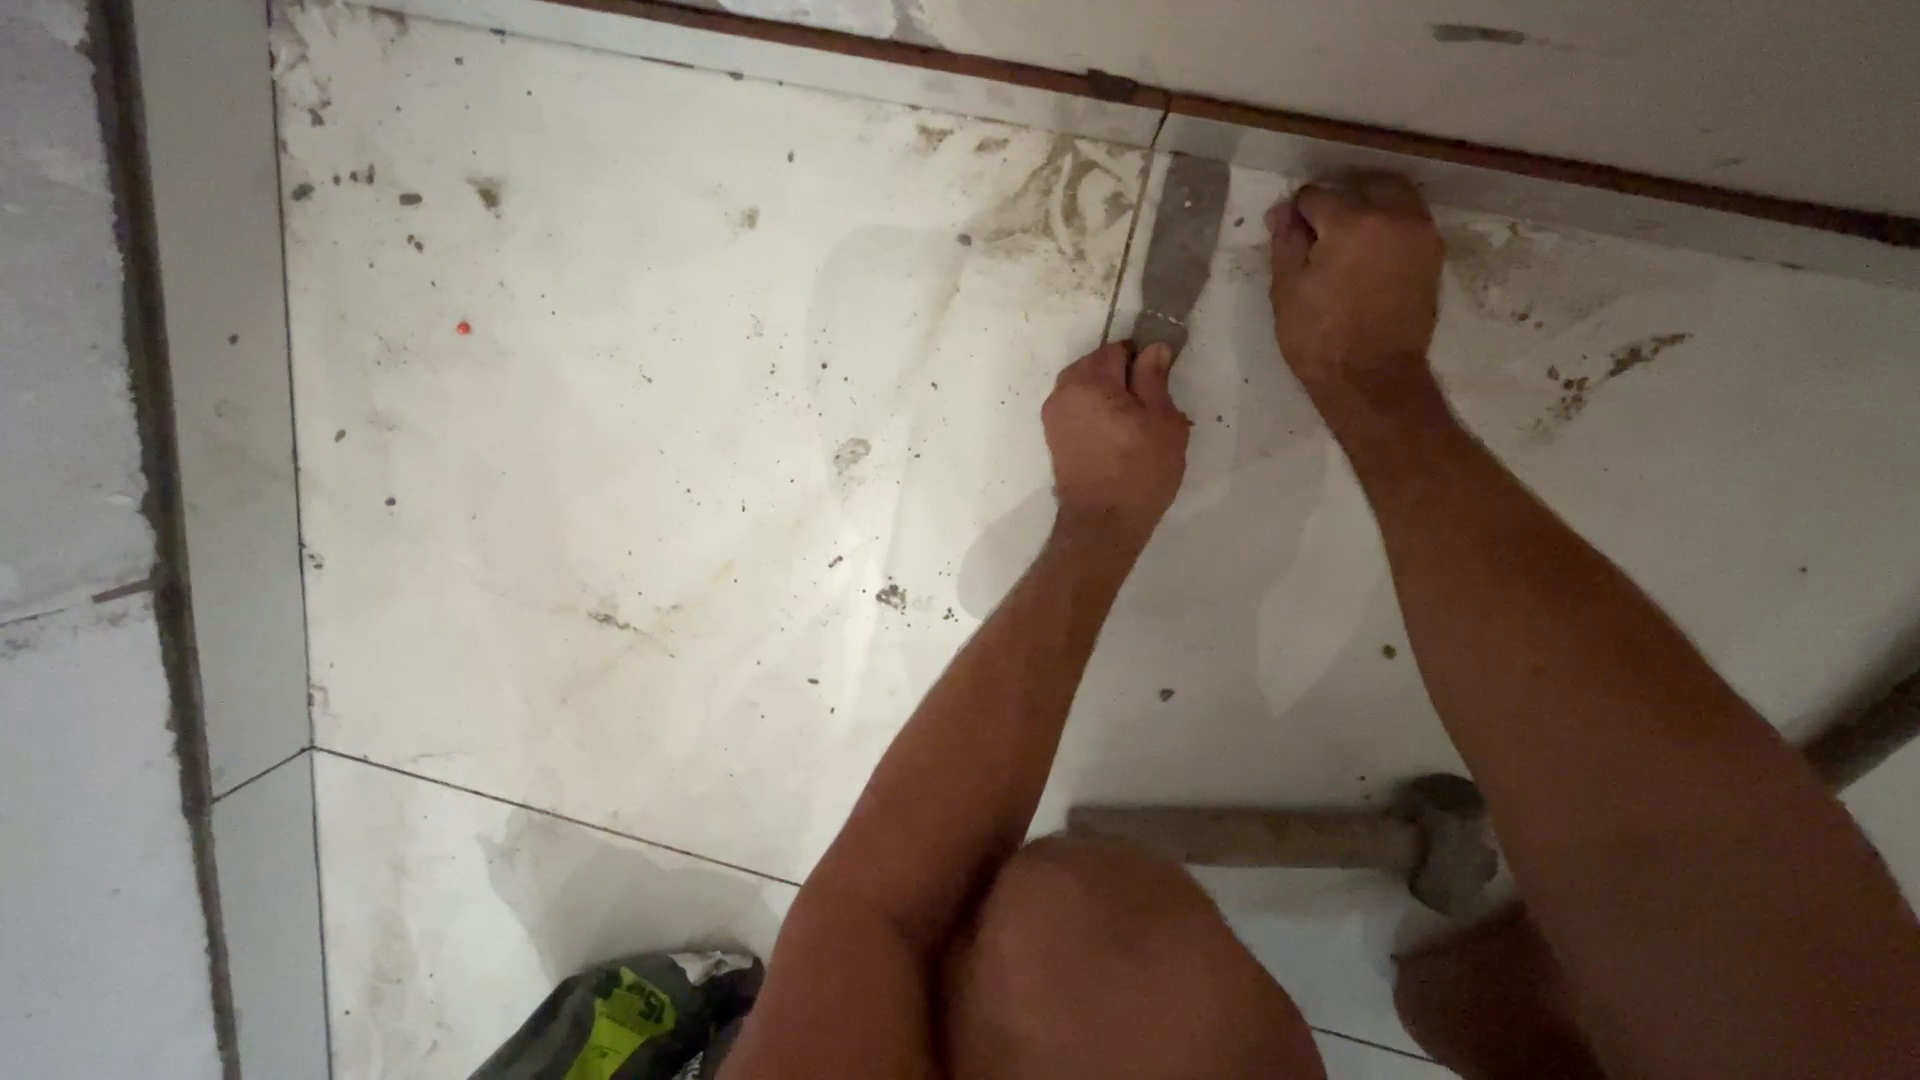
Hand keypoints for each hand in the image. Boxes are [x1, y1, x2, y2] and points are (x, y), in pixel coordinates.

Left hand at [1041, 341, 1190, 549]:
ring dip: (1107, 395)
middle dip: (1122, 377)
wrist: (1102, 523)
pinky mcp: (1053, 438)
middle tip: (1149, 406)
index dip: (1142, 359)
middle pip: (1096, 366)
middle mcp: (1062, 392)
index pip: (1117, 350)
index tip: (1159, 381)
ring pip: (1085, 388)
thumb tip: (1154, 348)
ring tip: (1133, 425)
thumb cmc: (1140, 471)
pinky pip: (1077, 410)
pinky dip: (1094, 413)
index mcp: (1089, 381)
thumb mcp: (1162, 420)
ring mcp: (1053, 416)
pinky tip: (1115, 437)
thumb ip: (1154, 378)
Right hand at [1267, 173, 1445, 420]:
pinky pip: (1410, 224)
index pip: (1318, 196)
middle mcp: (1395, 217)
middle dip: (1341, 198)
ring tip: (1346, 241)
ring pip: (1395, 199)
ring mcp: (1421, 236)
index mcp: (1352, 222)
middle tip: (1319, 228)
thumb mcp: (1287, 290)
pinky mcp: (1433, 257)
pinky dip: (1389, 228)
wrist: (1372, 378)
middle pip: (1367, 186)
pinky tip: (1368, 255)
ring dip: (1370, 208)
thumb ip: (1286, 243)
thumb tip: (1283, 211)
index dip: (1297, 213)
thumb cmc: (1319, 338)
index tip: (1288, 233)